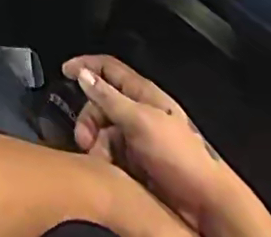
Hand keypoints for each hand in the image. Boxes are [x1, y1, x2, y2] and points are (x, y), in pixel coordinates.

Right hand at [63, 55, 243, 234]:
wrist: (206, 204)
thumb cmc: (177, 155)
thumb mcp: (141, 121)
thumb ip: (110, 98)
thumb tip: (84, 74)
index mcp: (143, 93)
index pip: (109, 68)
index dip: (87, 65)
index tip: (64, 71)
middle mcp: (139, 112)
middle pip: (101, 103)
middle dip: (88, 118)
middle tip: (83, 140)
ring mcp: (138, 139)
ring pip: (103, 132)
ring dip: (96, 145)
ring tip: (99, 162)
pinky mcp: (137, 164)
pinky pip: (111, 155)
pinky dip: (104, 161)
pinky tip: (106, 173)